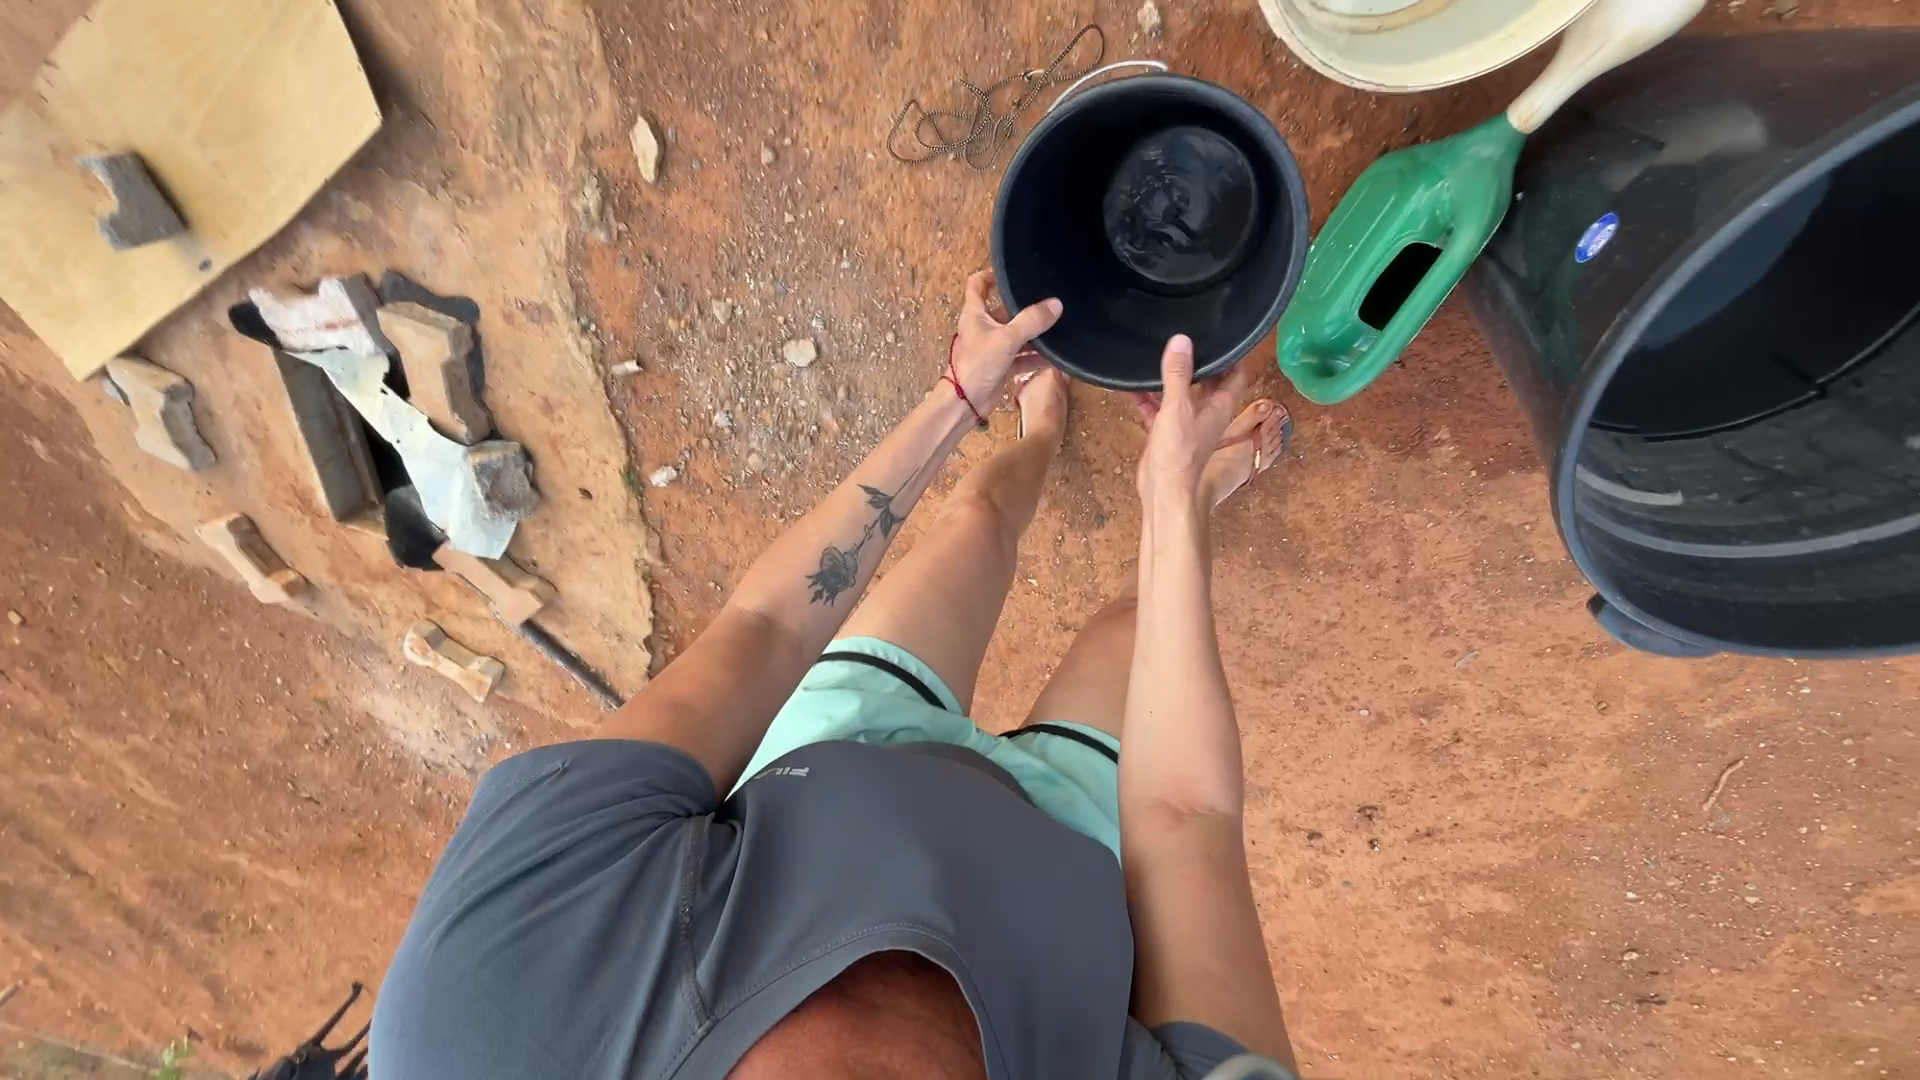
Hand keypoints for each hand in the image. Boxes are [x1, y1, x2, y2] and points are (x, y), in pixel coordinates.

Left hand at [948, 270, 1061, 408]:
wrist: (966, 403)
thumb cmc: (977, 364)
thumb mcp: (1006, 338)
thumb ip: (1032, 321)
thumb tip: (1056, 304)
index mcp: (975, 314)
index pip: (978, 284)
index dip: (992, 275)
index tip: (1012, 274)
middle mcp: (984, 328)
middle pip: (1006, 311)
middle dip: (1027, 310)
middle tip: (1050, 303)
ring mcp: (993, 348)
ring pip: (1017, 336)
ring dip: (1035, 335)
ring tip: (1059, 330)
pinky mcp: (1001, 367)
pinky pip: (1022, 358)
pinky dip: (1036, 357)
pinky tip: (1055, 357)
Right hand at [1133, 334, 1247, 506]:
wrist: (1163, 489)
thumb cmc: (1179, 451)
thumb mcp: (1178, 407)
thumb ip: (1178, 374)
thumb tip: (1181, 340)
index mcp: (1220, 405)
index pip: (1234, 373)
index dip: (1231, 355)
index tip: (1220, 334)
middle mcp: (1206, 413)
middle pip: (1205, 381)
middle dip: (1195, 362)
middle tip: (1181, 339)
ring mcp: (1186, 424)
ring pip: (1179, 395)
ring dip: (1168, 379)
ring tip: (1154, 356)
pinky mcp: (1166, 433)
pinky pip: (1158, 410)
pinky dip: (1147, 399)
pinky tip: (1131, 386)